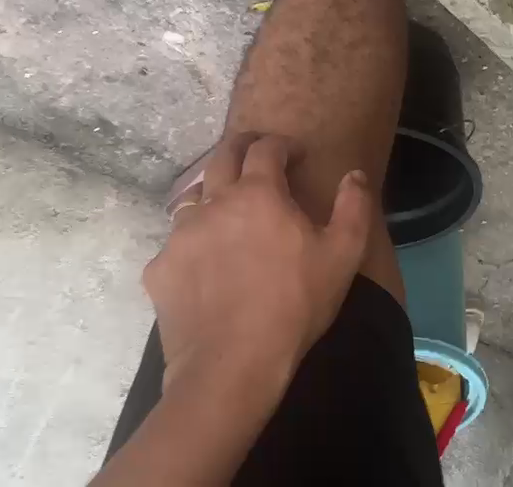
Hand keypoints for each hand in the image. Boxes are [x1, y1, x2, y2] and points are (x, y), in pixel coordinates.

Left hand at [144, 133, 373, 396]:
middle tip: (257, 154)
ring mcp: (179, 238)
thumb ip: (354, 205)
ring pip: (193, 199)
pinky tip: (207, 263)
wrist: (230, 368)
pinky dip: (194, 241)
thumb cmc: (295, 304)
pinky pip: (176, 243)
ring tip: (229, 212)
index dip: (282, 144)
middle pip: (221, 158)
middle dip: (241, 147)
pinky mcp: (158, 271)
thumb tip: (353, 174)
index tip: (295, 154)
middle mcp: (213, 204)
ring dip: (213, 195)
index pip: (265, 148)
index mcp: (258, 194)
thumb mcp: (344, 253)